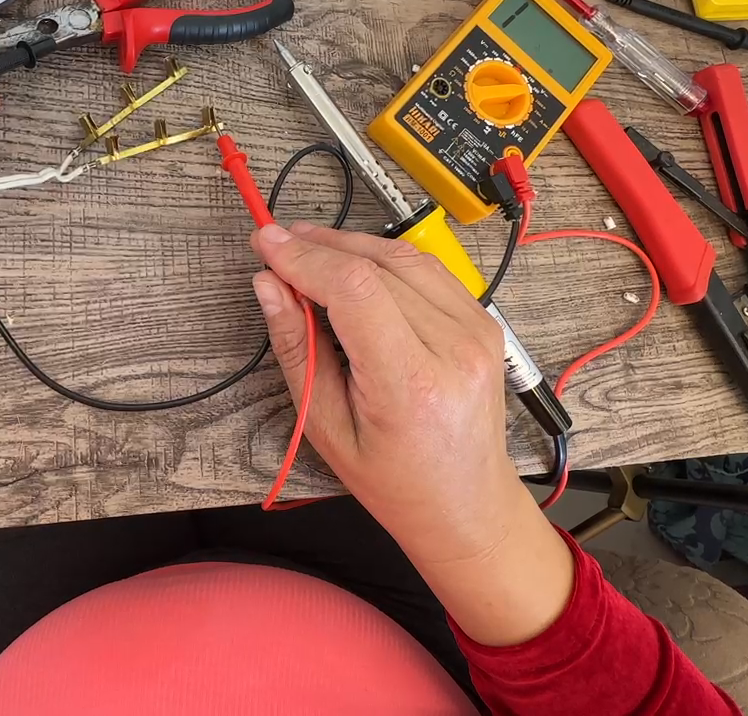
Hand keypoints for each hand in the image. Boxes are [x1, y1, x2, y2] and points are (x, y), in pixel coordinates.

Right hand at [249, 221, 572, 644]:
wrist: (467, 504)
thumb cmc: (393, 479)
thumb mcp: (325, 425)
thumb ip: (296, 347)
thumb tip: (269, 285)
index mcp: (411, 384)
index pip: (355, 290)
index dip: (304, 258)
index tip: (265, 243)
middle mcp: (454, 348)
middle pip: (376, 265)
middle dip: (317, 247)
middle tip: (275, 243)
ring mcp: (476, 330)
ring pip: (401, 256)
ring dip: (347, 243)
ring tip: (304, 246)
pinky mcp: (482, 320)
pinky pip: (424, 267)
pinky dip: (379, 254)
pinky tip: (349, 259)